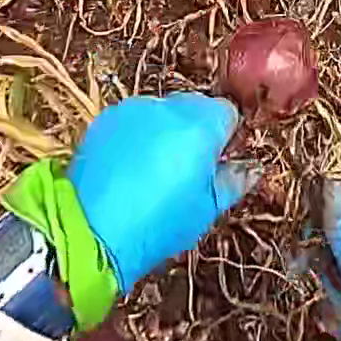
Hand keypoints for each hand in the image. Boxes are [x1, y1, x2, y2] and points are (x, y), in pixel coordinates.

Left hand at [71, 93, 258, 291]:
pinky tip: (127, 167)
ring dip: (165, 130)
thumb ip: (235, 180)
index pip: (228, 113)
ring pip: (165, 111)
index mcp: (203, 124)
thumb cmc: (156, 225)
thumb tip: (253, 167)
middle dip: (195, 131)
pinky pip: (134, 118)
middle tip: (184, 170)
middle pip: (197, 107)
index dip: (224, 137)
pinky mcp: (108, 117)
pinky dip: (136, 134)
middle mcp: (172, 106)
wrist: (86, 233)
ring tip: (151, 171)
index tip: (214, 163)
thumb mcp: (206, 209)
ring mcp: (137, 108)